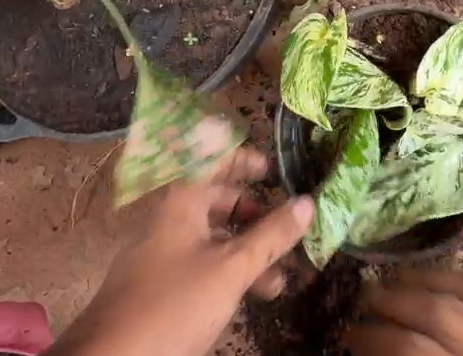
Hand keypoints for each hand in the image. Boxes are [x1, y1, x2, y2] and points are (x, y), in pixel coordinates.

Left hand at [46, 143, 313, 355]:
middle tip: (284, 229)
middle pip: (216, 200)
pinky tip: (248, 297)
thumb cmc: (172, 304)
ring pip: (211, 239)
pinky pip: (198, 266)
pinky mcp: (155, 289)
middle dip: (254, 215)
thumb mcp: (231, 269)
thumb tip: (307, 202)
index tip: (272, 169)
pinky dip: (226, 273)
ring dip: (246, 251)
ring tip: (277, 279)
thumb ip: (270, 236)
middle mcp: (169, 221)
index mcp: (182, 202)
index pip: (214, 160)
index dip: (243, 158)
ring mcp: (159, 256)